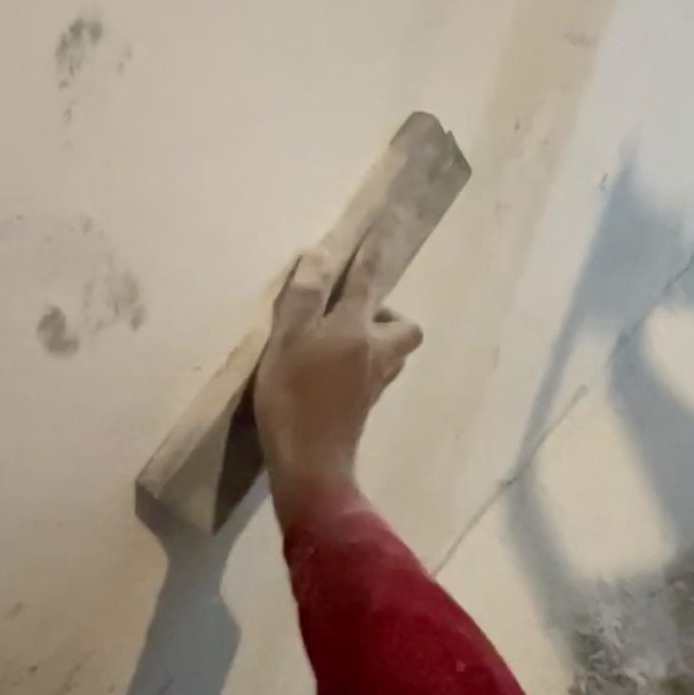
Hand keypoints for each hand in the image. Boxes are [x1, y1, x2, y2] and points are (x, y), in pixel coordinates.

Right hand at [254, 244, 423, 520]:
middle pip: (405, 327)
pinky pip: (377, 373)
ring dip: (379, 339)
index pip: (368, 282)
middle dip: (388, 314)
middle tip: (351, 314)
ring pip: (393, 352)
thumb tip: (320, 256)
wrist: (310, 463)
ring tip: (342, 340)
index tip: (382, 230)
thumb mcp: (288, 338)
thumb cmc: (293, 395)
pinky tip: (336, 371)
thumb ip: (305, 296)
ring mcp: (375, 383)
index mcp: (356, 329)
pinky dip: (365, 364)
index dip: (372, 255)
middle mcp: (376, 352)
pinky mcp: (365, 406)